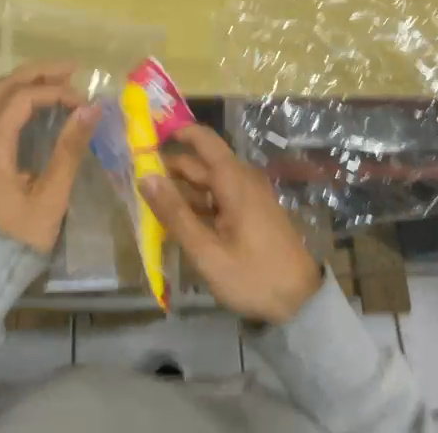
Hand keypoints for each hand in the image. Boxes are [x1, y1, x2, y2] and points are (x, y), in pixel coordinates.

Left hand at [0, 62, 101, 254]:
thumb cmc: (15, 242)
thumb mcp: (49, 198)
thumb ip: (69, 150)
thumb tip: (91, 109)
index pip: (22, 98)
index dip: (55, 92)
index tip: (83, 102)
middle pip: (1, 87)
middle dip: (37, 74)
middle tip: (72, 70)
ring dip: (23, 85)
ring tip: (58, 83)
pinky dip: (12, 101)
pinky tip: (36, 107)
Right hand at [138, 125, 322, 324]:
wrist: (302, 303)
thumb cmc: (253, 276)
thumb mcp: (207, 252)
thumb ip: (175, 214)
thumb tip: (146, 177)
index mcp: (234, 180)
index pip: (203, 139)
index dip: (175, 133)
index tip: (146, 138)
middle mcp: (242, 180)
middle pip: (201, 163)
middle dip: (170, 168)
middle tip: (135, 181)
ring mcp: (249, 197)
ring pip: (208, 183)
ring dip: (181, 190)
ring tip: (149, 203)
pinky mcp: (252, 213)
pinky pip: (219, 198)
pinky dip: (198, 204)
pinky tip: (178, 222)